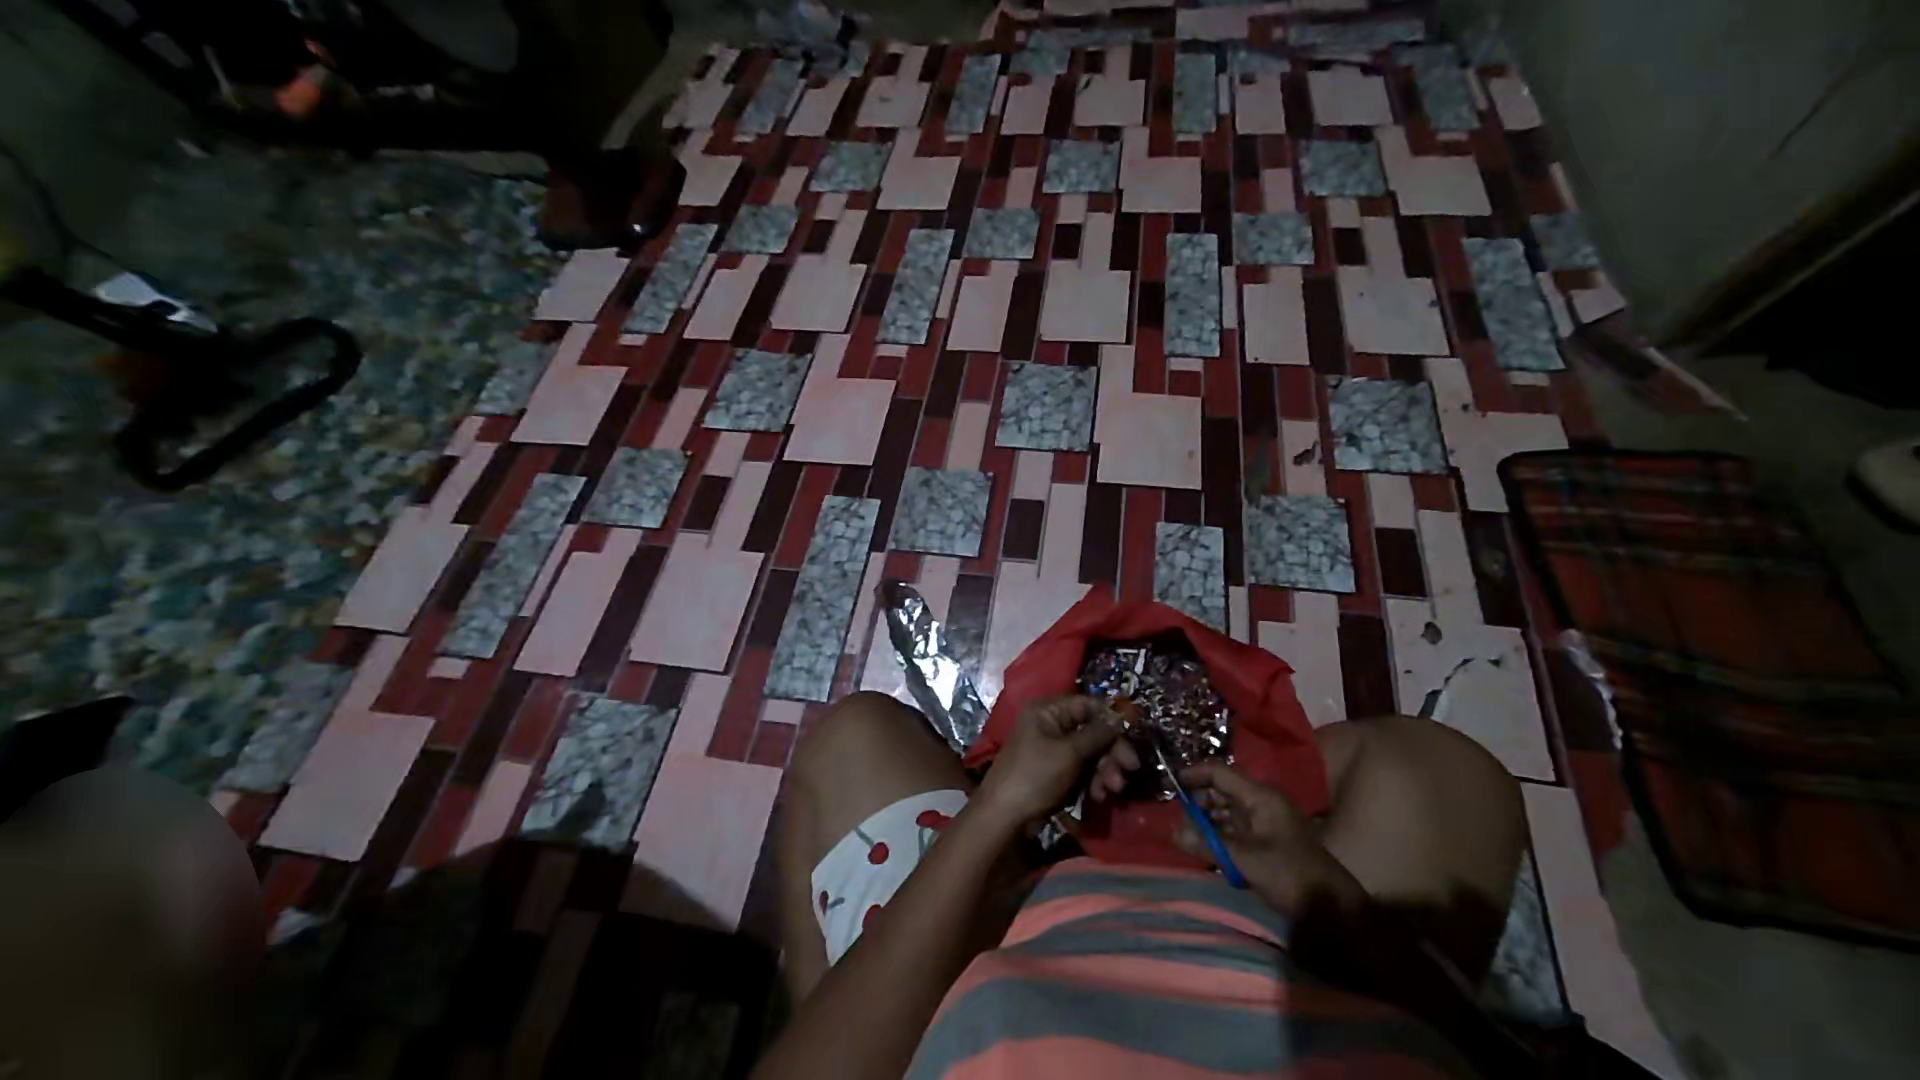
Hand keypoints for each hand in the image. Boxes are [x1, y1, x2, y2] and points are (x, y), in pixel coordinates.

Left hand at [974, 697, 1123, 828]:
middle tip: (1131, 768)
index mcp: (1048, 711)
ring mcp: (1054, 750)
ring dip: (1105, 770)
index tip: (1135, 732)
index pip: (1087, 705)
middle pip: (1092, 731)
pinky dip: (1093, 781)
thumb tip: (1122, 716)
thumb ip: (1098, 734)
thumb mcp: (1069, 753)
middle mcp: (1051, 726)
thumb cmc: (1035, 775)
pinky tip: (1099, 796)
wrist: (1005, 815)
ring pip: (1091, 753)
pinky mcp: (1057, 772)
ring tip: (1112, 789)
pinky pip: (1082, 770)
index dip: (1112, 717)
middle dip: (1112, 751)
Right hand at [1174, 763, 1359, 917]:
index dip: (1194, 775)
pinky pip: (1234, 828)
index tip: (1170, 784)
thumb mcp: (1246, 859)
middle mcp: (1262, 803)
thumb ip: (1208, 844)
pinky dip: (1218, 834)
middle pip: (1221, 790)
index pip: (1220, 772)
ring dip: (1206, 820)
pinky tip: (1205, 847)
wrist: (1332, 910)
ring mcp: (1265, 822)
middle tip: (1177, 818)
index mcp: (1261, 797)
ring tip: (1187, 835)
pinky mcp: (1266, 841)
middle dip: (1197, 801)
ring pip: (1226, 810)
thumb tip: (1174, 832)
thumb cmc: (1291, 875)